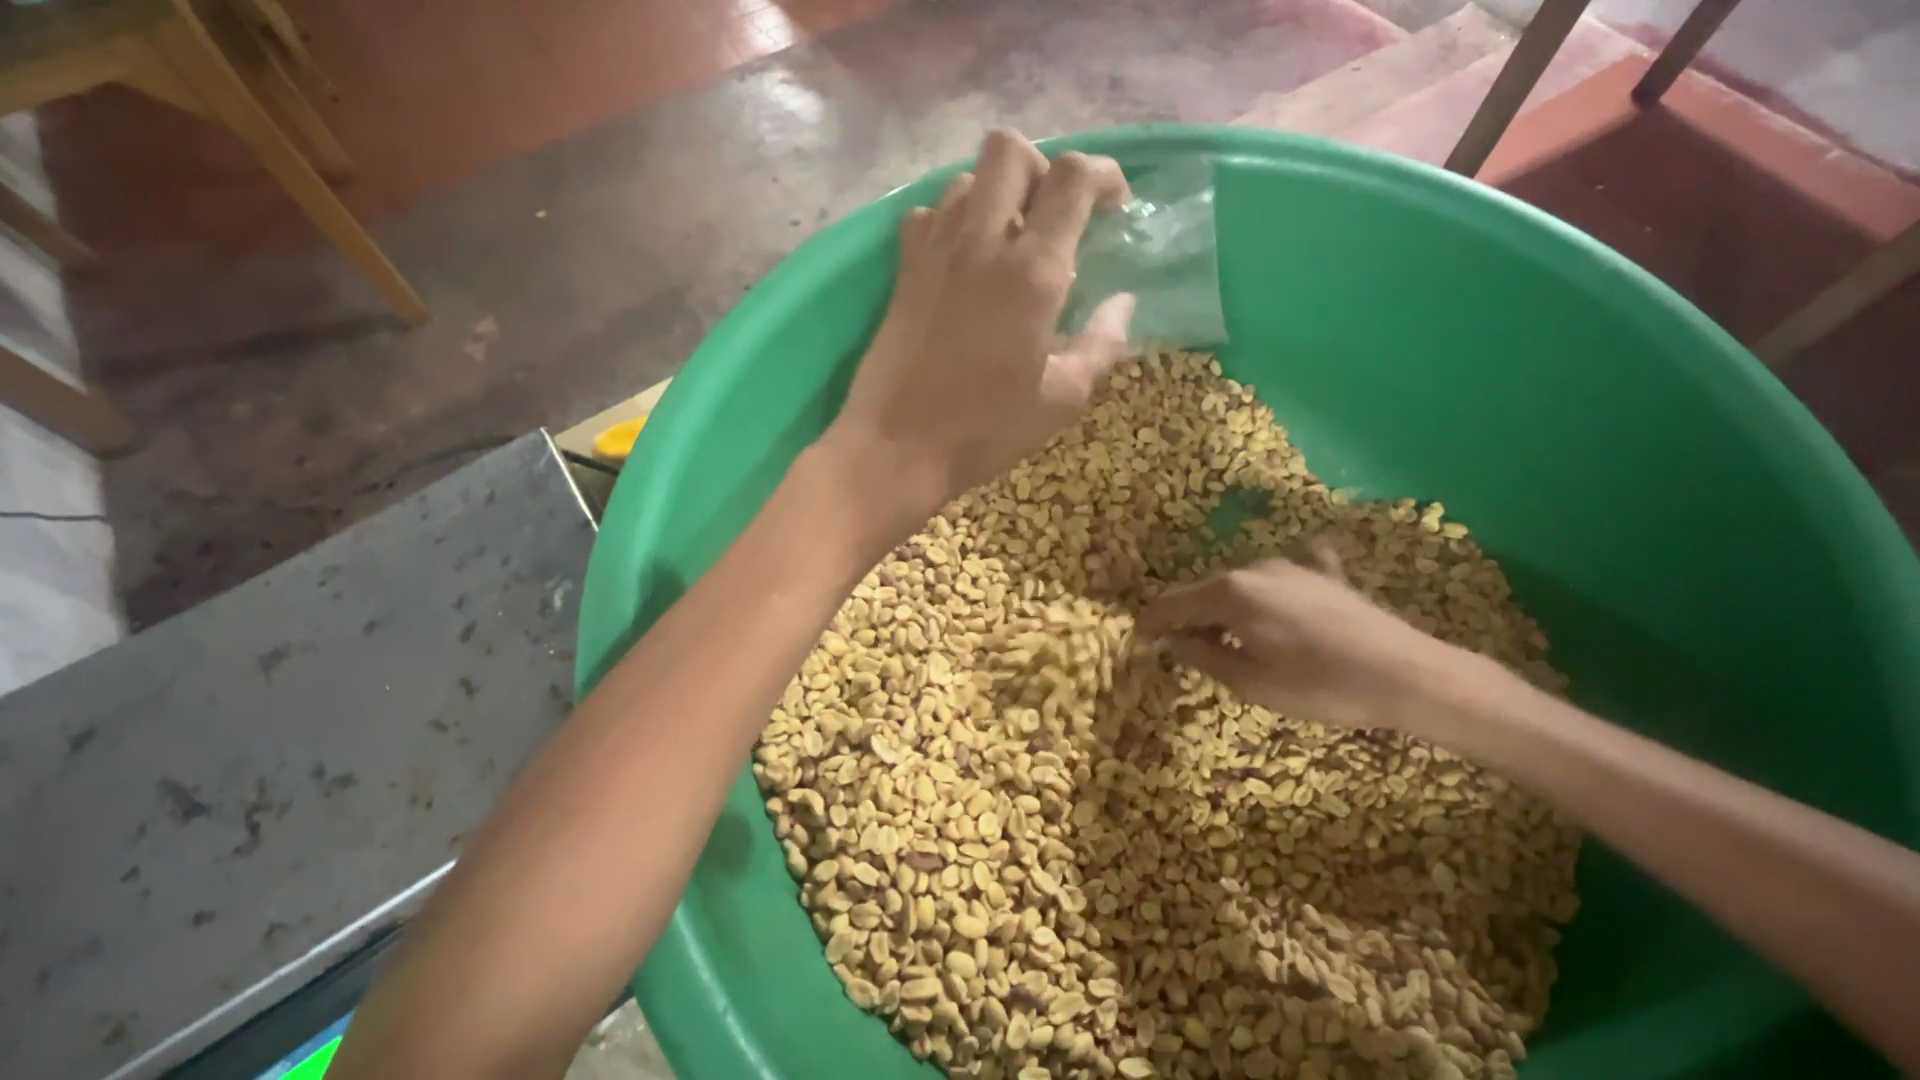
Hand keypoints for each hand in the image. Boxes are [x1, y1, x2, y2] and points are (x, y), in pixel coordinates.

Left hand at [822, 129, 1135, 516]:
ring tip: (1010, 242)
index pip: (1071, 177)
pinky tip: (964, 261)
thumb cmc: (985, 430)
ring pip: (966, 178)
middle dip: (1042, 166)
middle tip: (1054, 214)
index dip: (1104, 174)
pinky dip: (953, 220)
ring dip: (997, 195)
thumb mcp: (1062, 398)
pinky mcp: (902, 269)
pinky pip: (929, 214)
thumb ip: (1101, 342)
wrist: (895, 448)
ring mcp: (934, 251)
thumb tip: (1123, 304)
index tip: (1115, 206)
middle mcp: (982, 243)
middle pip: (1008, 148)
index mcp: (1033, 272)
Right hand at [1137, 540, 1486, 739]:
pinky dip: (1271, 593)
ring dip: (1227, 609)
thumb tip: (1173, 640)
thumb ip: (1204, 656)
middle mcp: (1255, 569)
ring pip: (1242, 586)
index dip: (1151, 624)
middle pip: (1205, 592)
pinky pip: (1286, 578)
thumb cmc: (1319, 685)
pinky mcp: (1326, 577)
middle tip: (1181, 651)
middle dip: (1188, 618)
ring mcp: (1293, 568)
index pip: (1172, 604)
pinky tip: (1280, 601)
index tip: (1138, 642)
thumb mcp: (1250, 681)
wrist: (1406, 674)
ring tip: (1228, 642)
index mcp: (1230, 593)